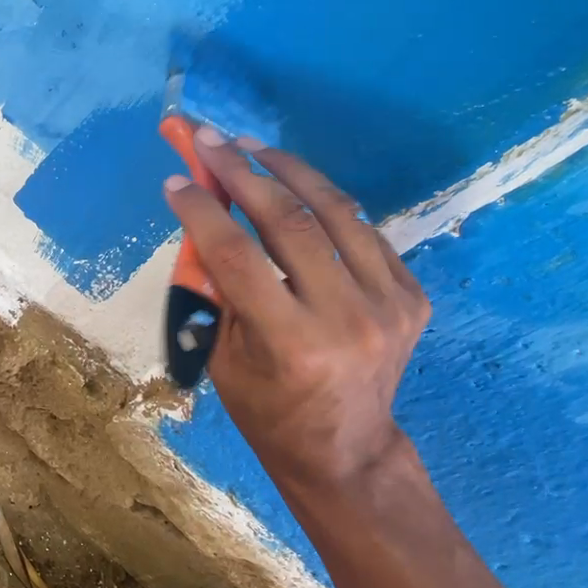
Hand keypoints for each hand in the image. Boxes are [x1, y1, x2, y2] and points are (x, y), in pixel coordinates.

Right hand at [162, 126, 430, 488]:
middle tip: (209, 139)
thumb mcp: (221, 355)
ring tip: (252, 146)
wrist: (345, 448)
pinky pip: (363, 231)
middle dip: (242, 171)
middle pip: (290, 222)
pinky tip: (294, 186)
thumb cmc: (265, 408)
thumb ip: (217, 289)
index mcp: (290, 341)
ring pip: (336, 213)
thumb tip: (203, 222)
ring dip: (289, 171)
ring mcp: (389, 304)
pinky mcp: (412, 296)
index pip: (237, 255)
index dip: (201, 210)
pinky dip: (324, 202)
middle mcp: (347, 316)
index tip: (175, 180)